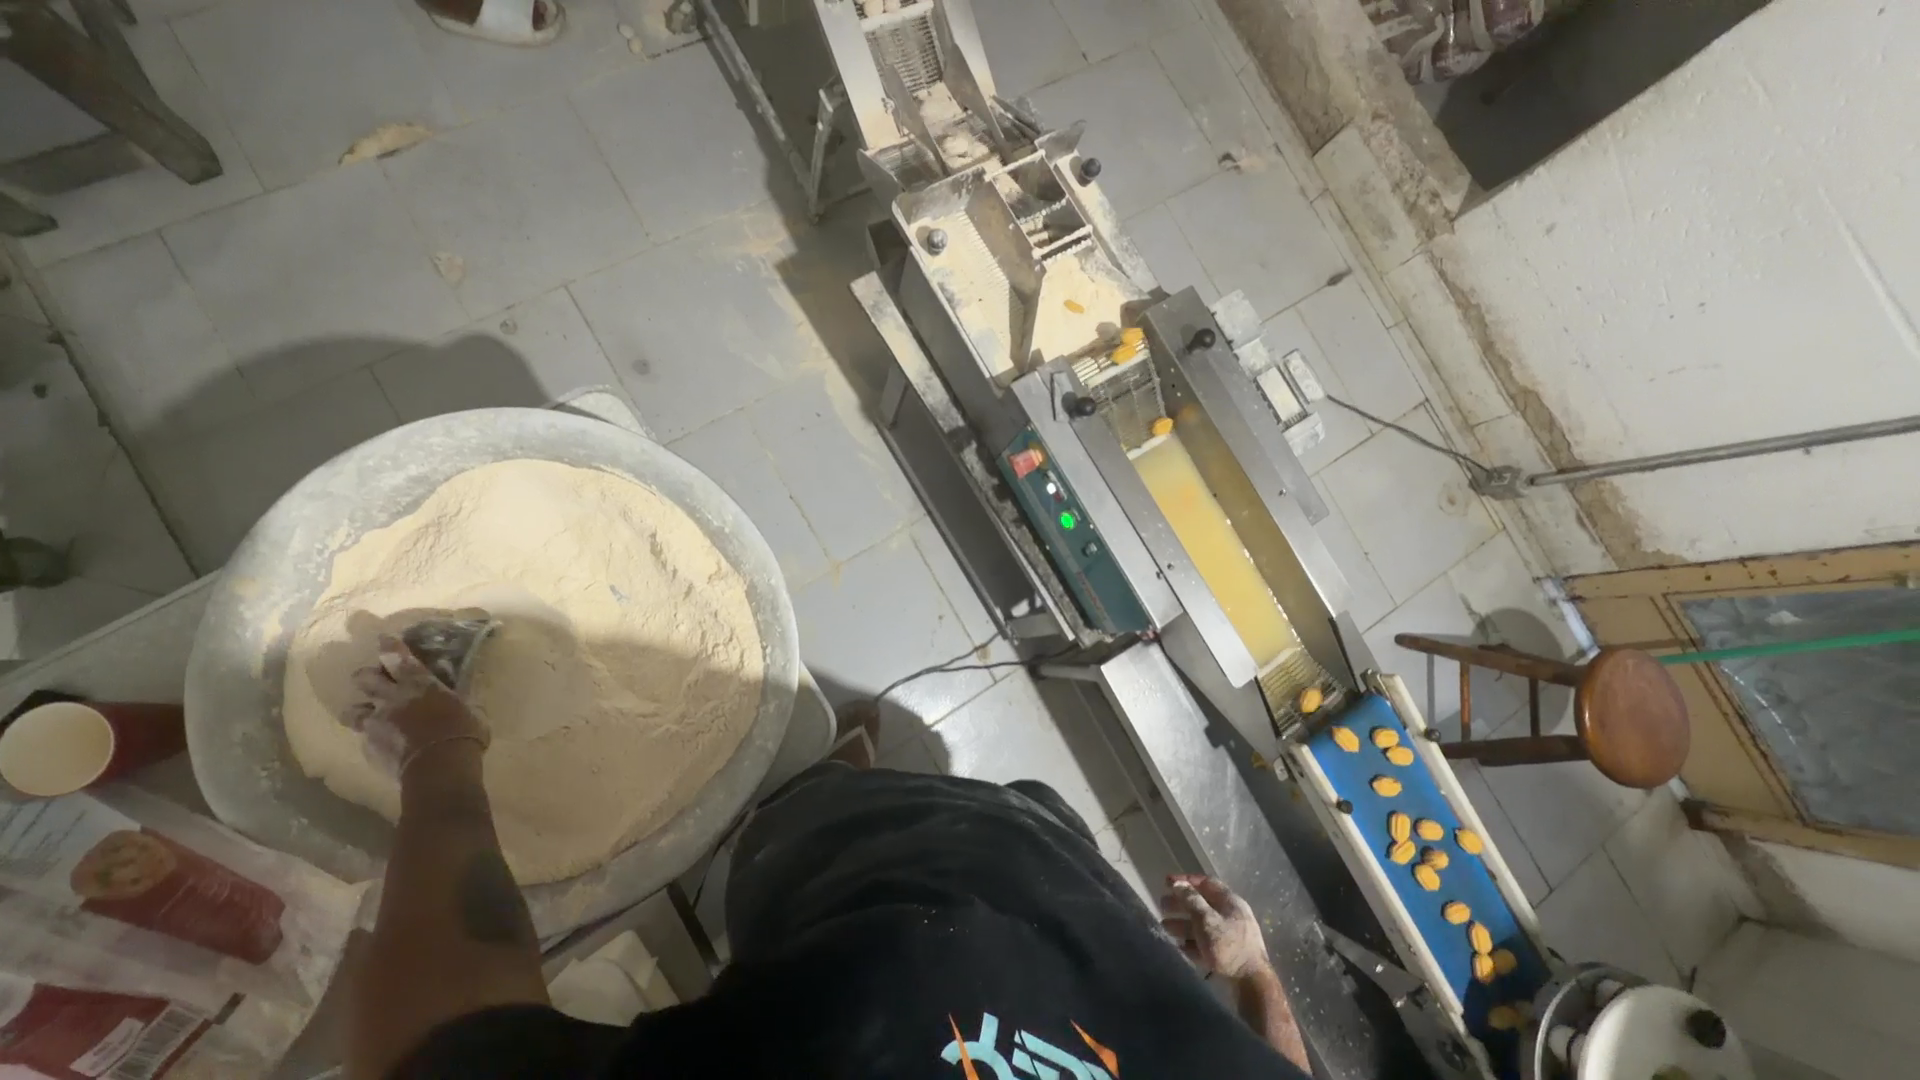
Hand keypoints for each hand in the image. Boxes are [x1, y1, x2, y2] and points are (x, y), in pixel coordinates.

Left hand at [346, 633, 487, 777]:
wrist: (439, 768)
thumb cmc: (462, 732)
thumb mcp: (469, 710)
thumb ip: (458, 700)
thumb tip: (465, 697)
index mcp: (418, 684)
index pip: (397, 657)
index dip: (389, 646)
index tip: (384, 639)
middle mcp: (390, 699)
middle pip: (364, 678)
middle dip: (367, 676)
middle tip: (375, 680)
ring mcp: (375, 724)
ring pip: (353, 711)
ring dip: (361, 710)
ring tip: (371, 716)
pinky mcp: (368, 748)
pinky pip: (365, 739)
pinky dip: (374, 739)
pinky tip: (386, 745)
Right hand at [1160, 874, 1270, 980]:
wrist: (1251, 983)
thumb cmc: (1227, 945)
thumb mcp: (1206, 919)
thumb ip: (1191, 900)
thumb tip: (1178, 884)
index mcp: (1230, 902)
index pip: (1206, 883)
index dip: (1186, 880)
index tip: (1167, 882)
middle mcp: (1230, 916)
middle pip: (1202, 904)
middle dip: (1181, 904)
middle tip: (1162, 905)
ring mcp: (1230, 936)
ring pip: (1202, 925)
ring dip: (1183, 924)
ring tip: (1164, 926)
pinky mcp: (1227, 954)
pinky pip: (1206, 943)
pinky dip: (1192, 943)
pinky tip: (1179, 946)